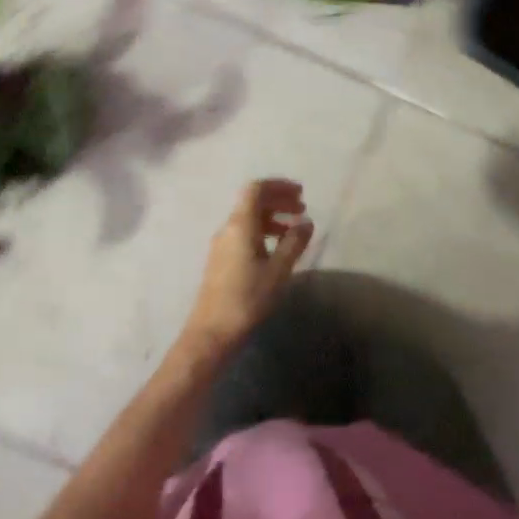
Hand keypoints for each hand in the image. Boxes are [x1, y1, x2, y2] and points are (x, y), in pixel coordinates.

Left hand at [178, 179, 314, 357]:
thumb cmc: (248, 298)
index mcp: (240, 224)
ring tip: (294, 230)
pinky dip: (262, 232)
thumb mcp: (278, 270)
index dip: (279, 186)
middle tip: (302, 208)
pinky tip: (276, 249)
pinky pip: (243, 234)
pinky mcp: (220, 260)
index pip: (256, 189)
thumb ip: (294, 242)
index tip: (300, 193)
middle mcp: (228, 228)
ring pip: (248, 219)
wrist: (212, 331)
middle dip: (278, 201)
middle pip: (252, 202)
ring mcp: (221, 245)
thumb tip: (307, 222)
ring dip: (272, 218)